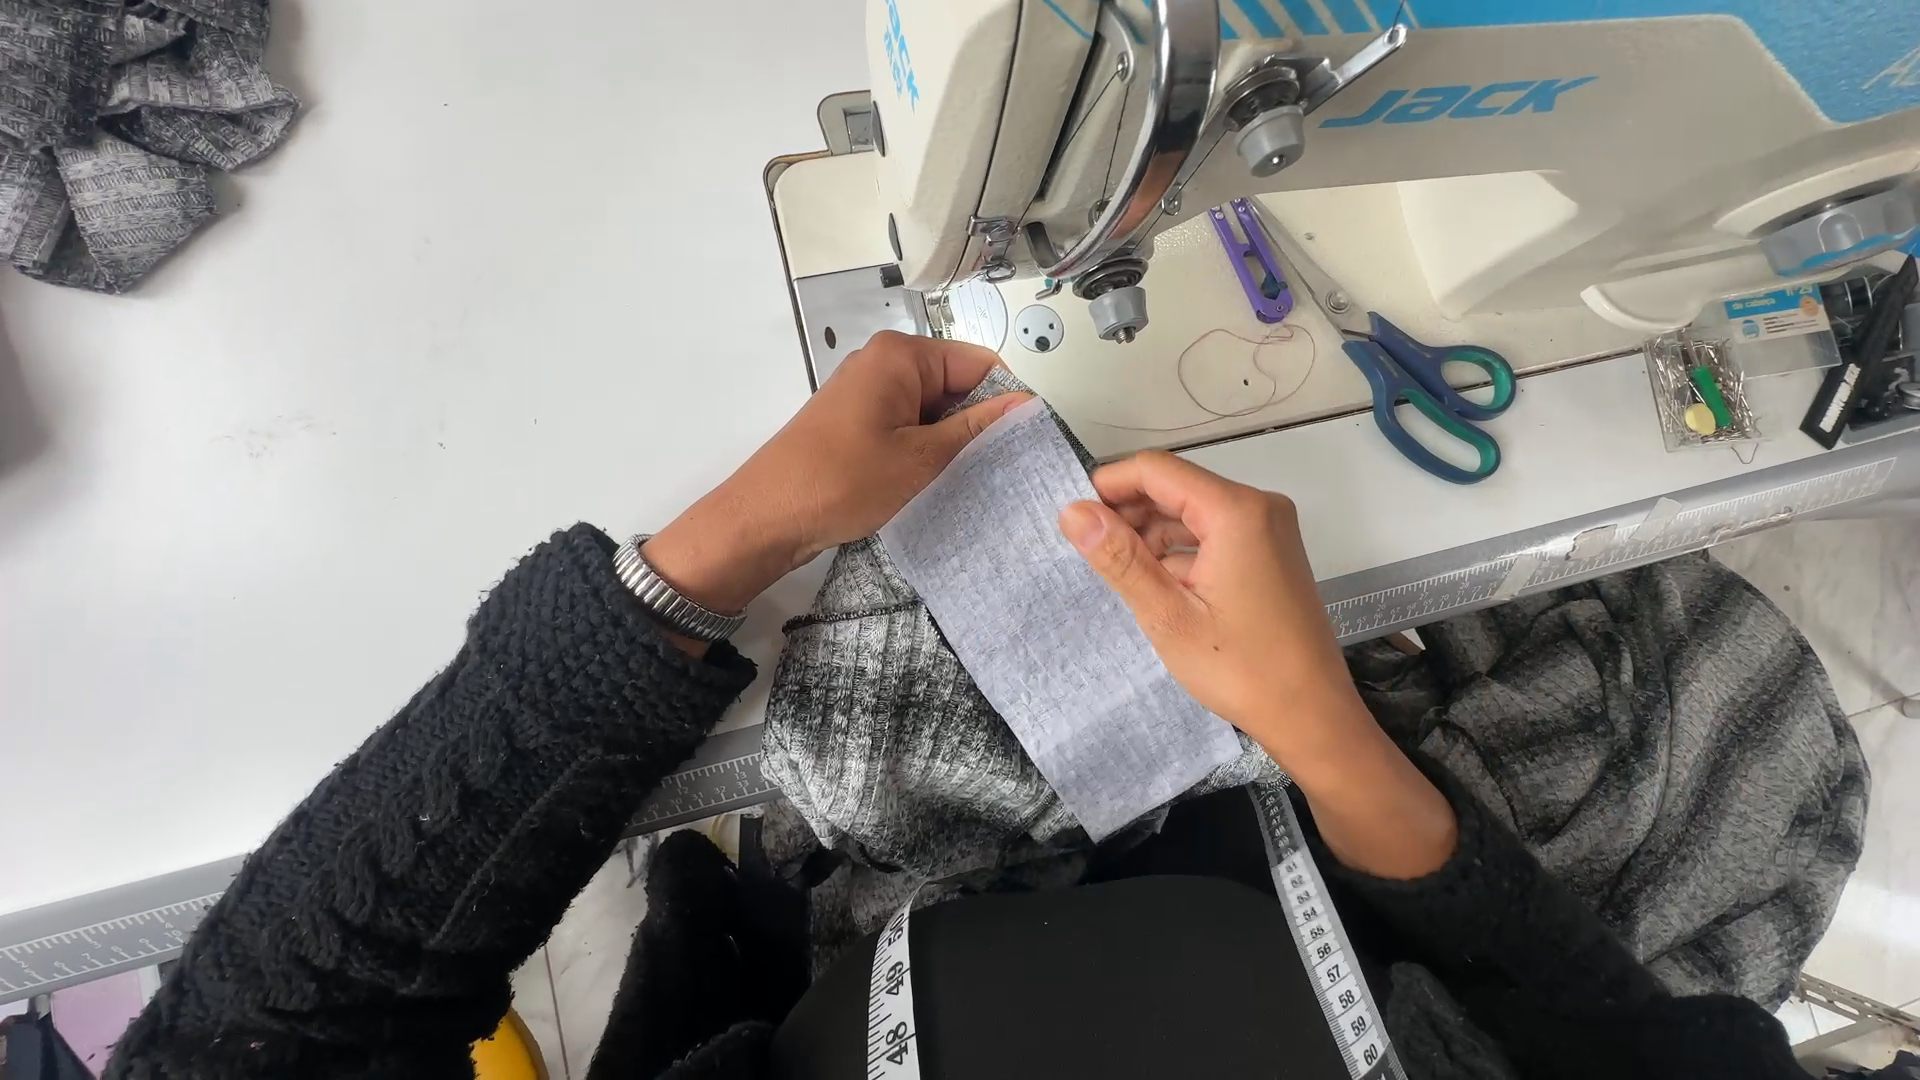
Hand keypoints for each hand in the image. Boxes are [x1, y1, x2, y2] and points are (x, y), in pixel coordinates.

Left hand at [643, 331, 1026, 619]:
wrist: (768, 517)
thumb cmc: (844, 481)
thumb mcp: (923, 457)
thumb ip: (977, 428)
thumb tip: (1026, 405)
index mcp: (901, 356)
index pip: (978, 362)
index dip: (1005, 399)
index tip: (1024, 442)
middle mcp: (883, 363)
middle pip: (955, 383)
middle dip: (977, 422)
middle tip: (998, 468)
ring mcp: (866, 391)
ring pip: (932, 409)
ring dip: (950, 440)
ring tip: (965, 478)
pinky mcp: (855, 420)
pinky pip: (906, 424)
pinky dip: (923, 448)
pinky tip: (931, 479)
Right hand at [1059, 451, 1456, 877]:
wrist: (1311, 716)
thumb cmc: (1239, 668)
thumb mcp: (1167, 614)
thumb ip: (1119, 557)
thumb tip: (1071, 511)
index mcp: (1236, 511)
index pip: (1157, 470)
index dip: (1109, 485)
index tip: (1075, 519)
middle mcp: (1258, 507)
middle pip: (1175, 486)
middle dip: (1129, 512)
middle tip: (1092, 552)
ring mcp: (1268, 529)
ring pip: (1191, 510)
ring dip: (1151, 533)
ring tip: (1120, 573)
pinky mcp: (1269, 551)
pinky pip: (1211, 532)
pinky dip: (1178, 549)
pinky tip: (1156, 583)